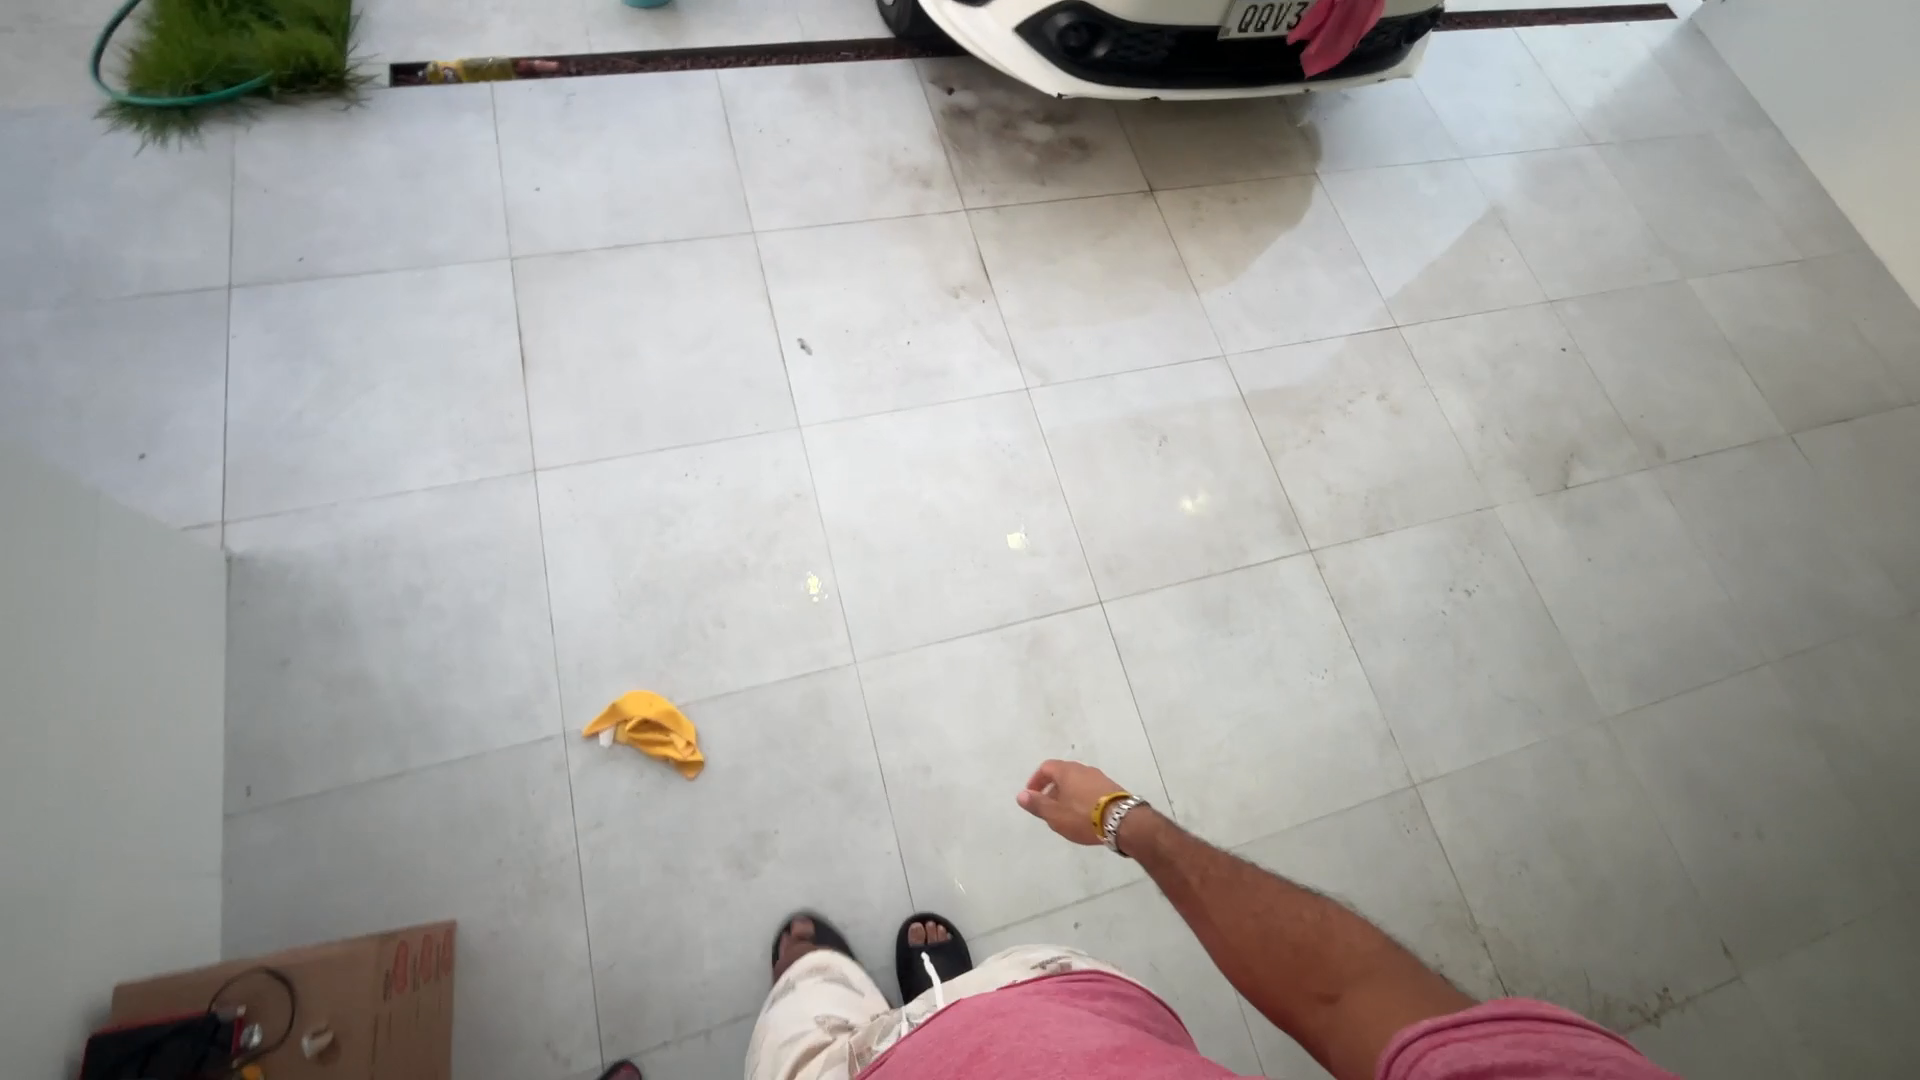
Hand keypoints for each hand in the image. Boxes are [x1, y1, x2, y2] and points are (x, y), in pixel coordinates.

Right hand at [1016, 759, 1127, 845]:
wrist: (1123, 821)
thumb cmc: (1083, 816)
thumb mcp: (1055, 814)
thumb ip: (1037, 804)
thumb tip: (1021, 795)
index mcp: (1067, 771)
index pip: (1045, 768)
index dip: (1036, 781)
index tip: (1032, 795)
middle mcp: (1083, 769)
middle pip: (1062, 774)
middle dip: (1052, 789)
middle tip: (1048, 807)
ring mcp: (1099, 777)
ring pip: (1077, 782)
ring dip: (1067, 794)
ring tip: (1065, 814)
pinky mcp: (1112, 788)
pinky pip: (1090, 789)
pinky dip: (1081, 798)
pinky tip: (1084, 815)